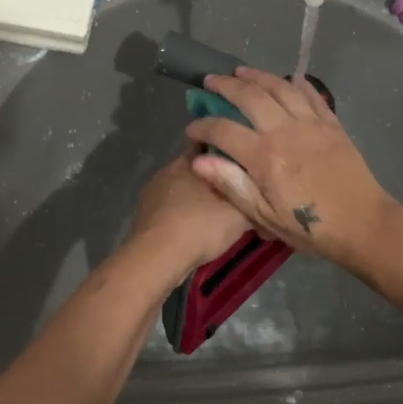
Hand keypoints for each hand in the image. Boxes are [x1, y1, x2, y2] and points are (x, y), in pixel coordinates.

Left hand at [127, 145, 252, 277]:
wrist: (158, 258)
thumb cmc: (199, 226)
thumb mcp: (239, 214)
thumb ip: (250, 199)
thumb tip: (259, 196)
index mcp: (187, 161)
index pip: (208, 145)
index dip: (225, 153)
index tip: (240, 163)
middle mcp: (166, 170)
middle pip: (194, 169)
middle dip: (210, 178)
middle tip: (230, 193)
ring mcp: (151, 192)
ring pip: (179, 189)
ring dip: (193, 198)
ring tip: (212, 215)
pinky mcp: (143, 215)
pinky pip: (168, 208)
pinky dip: (180, 215)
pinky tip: (191, 230)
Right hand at [186, 67, 395, 260]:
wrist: (364, 225)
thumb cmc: (311, 228)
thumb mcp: (265, 216)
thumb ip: (232, 185)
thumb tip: (199, 161)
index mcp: (264, 156)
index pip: (223, 130)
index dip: (203, 126)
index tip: (191, 127)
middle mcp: (285, 131)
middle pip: (250, 97)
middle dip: (226, 85)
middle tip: (210, 80)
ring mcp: (311, 124)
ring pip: (280, 88)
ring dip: (258, 76)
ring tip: (241, 70)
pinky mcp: (332, 125)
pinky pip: (312, 96)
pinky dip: (297, 83)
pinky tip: (289, 78)